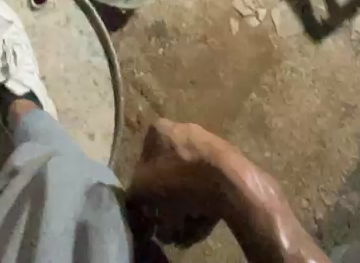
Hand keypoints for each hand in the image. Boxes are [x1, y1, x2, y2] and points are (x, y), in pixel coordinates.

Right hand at [127, 119, 233, 245]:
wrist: (226, 180)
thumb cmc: (178, 177)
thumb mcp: (144, 187)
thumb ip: (133, 192)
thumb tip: (133, 199)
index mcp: (159, 129)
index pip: (143, 158)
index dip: (144, 186)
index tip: (148, 206)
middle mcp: (181, 130)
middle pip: (167, 171)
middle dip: (165, 199)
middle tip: (165, 222)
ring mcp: (206, 144)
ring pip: (187, 180)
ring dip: (183, 206)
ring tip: (183, 229)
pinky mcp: (225, 161)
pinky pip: (206, 185)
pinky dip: (201, 204)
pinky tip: (199, 223)